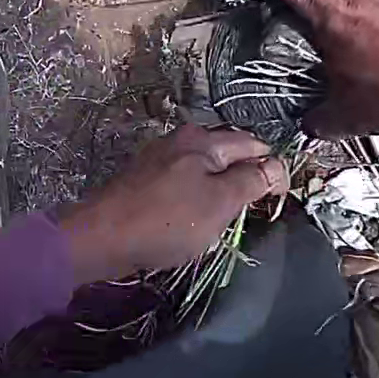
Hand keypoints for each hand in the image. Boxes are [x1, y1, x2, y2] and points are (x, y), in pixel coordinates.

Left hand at [57, 126, 284, 282]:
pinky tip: (191, 221)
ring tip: (221, 221)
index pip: (254, 146)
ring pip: (204, 173)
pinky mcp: (143, 182)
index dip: (272, 171)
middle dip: (244, 181)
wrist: (101, 238)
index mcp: (202, 140)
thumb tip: (276, 165)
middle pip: (227, 156)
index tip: (277, 201)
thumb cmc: (166, 221)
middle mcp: (179, 141)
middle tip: (249, 213)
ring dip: (218, 193)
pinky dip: (193, 201)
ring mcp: (158, 160)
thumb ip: (251, 180)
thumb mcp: (220, 202)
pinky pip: (181, 186)